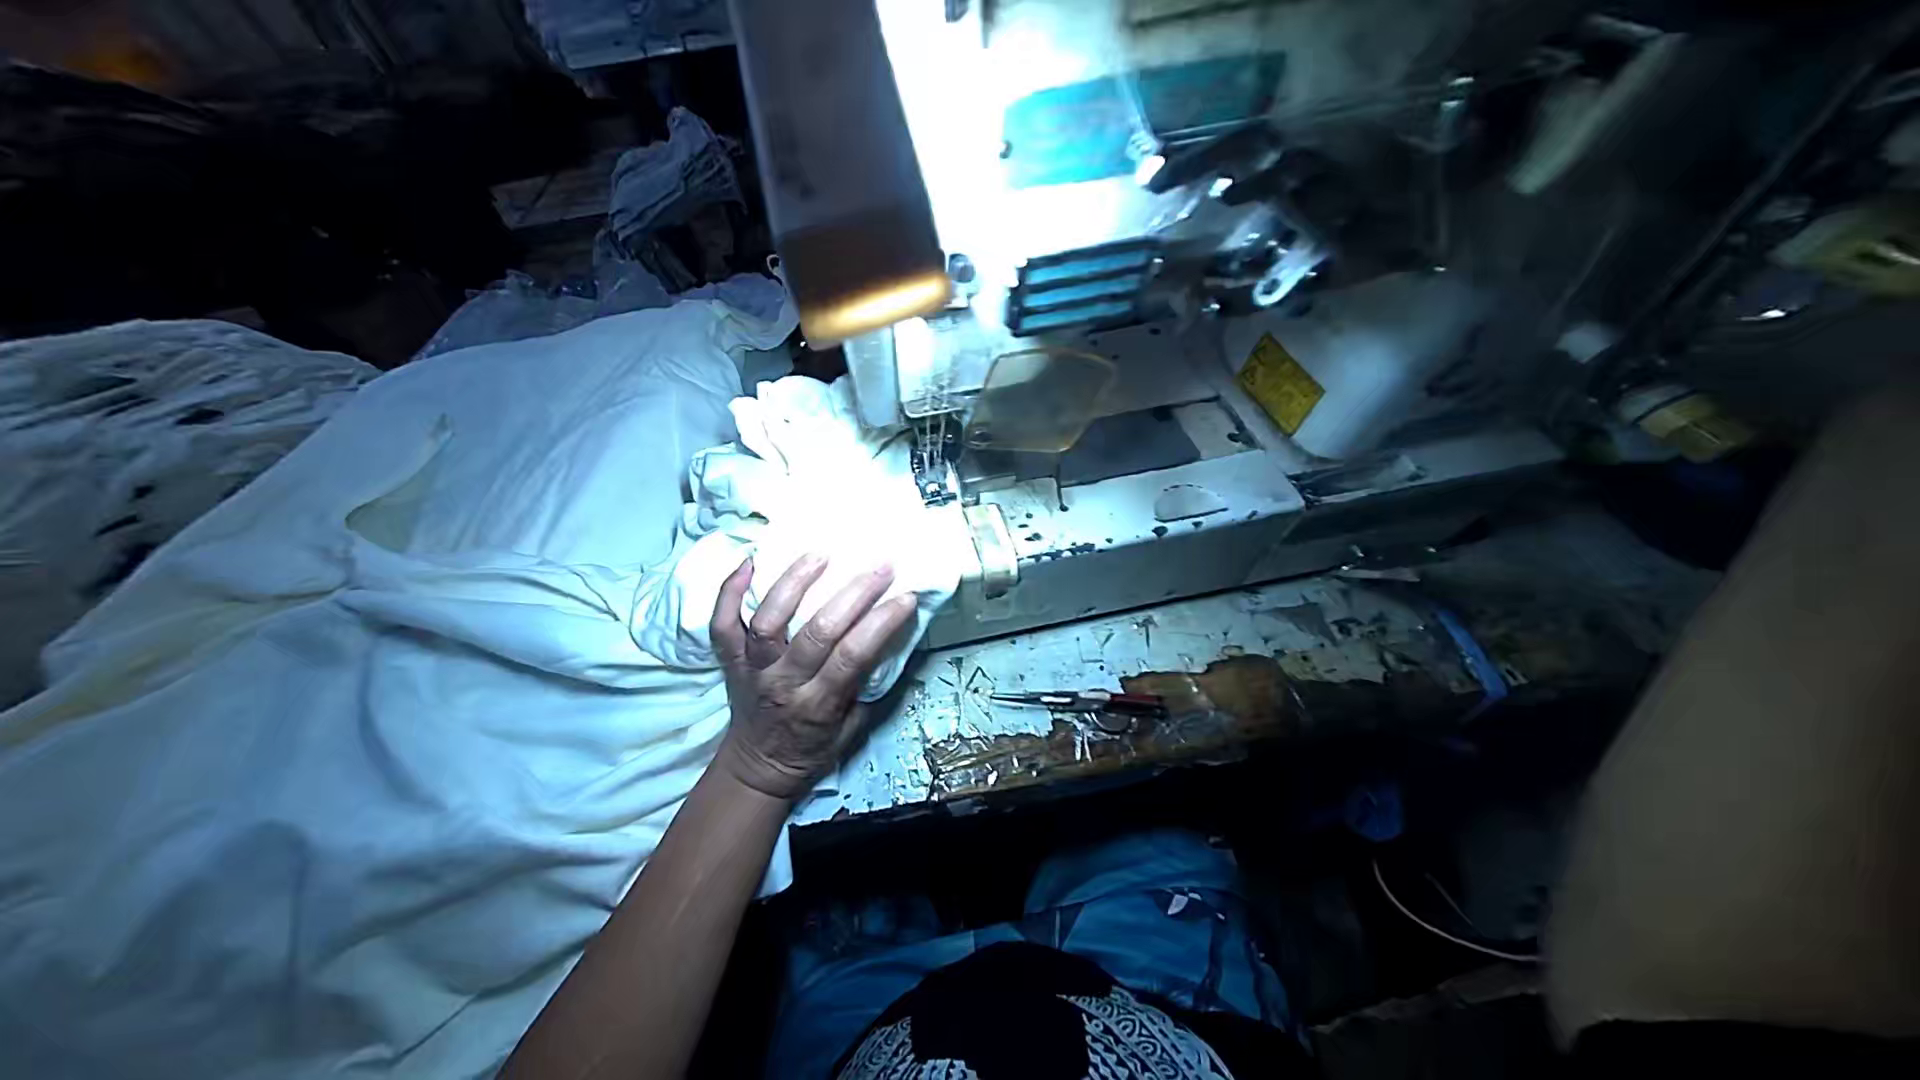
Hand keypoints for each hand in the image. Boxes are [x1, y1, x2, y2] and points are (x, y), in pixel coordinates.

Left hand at [708, 554, 918, 800]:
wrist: (757, 768)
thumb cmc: (812, 747)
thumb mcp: (852, 729)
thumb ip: (870, 687)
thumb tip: (897, 640)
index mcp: (818, 705)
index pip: (852, 657)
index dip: (881, 624)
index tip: (906, 597)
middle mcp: (782, 684)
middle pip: (817, 633)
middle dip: (853, 595)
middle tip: (880, 566)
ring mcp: (751, 670)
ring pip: (767, 622)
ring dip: (793, 583)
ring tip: (819, 554)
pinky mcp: (728, 661)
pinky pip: (721, 624)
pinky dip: (729, 591)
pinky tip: (750, 562)